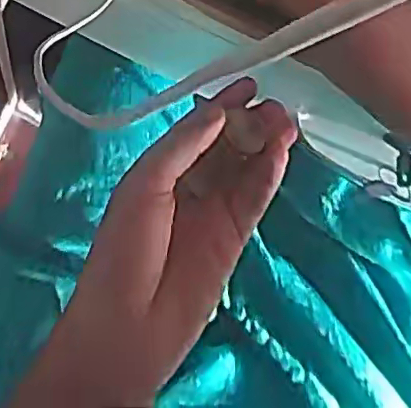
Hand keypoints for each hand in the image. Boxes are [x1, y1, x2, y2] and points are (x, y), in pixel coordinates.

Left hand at [11, 78, 297, 406]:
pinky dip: (268, 176)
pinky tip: (281, 155)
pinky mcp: (233, 238)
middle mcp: (189, 183)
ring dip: (265, 145)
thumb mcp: (145, 183)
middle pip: (227, 144)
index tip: (248, 85)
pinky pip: (254, 199)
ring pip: (245, 168)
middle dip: (250, 123)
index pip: (199, 127)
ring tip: (286, 123)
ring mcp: (213, 210)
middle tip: (275, 106)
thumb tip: (217, 113)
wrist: (127, 324)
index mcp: (162, 165)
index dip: (223, 104)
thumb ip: (182, 146)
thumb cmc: (124, 246)